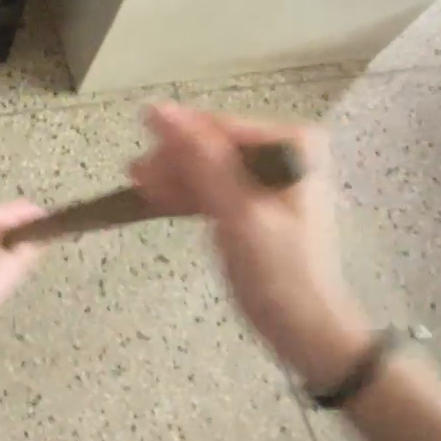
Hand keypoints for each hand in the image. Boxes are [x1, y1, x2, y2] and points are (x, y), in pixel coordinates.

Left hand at [0, 202, 48, 340]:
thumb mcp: (19, 261)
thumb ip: (35, 243)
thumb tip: (44, 235)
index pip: (26, 207)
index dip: (42, 219)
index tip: (53, 233)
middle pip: (9, 214)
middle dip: (24, 228)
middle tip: (37, 248)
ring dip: (8, 237)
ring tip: (18, 260)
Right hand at [128, 103, 371, 387]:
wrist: (305, 328)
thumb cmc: (278, 272)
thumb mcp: (238, 213)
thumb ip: (200, 160)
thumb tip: (158, 111)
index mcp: (291, 146)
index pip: (219, 128)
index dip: (175, 140)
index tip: (139, 158)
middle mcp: (283, 153)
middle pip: (210, 145)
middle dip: (172, 161)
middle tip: (135, 177)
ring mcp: (267, 179)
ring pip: (205, 166)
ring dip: (173, 178)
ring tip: (139, 190)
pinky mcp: (252, 203)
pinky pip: (211, 187)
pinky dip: (185, 195)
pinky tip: (156, 202)